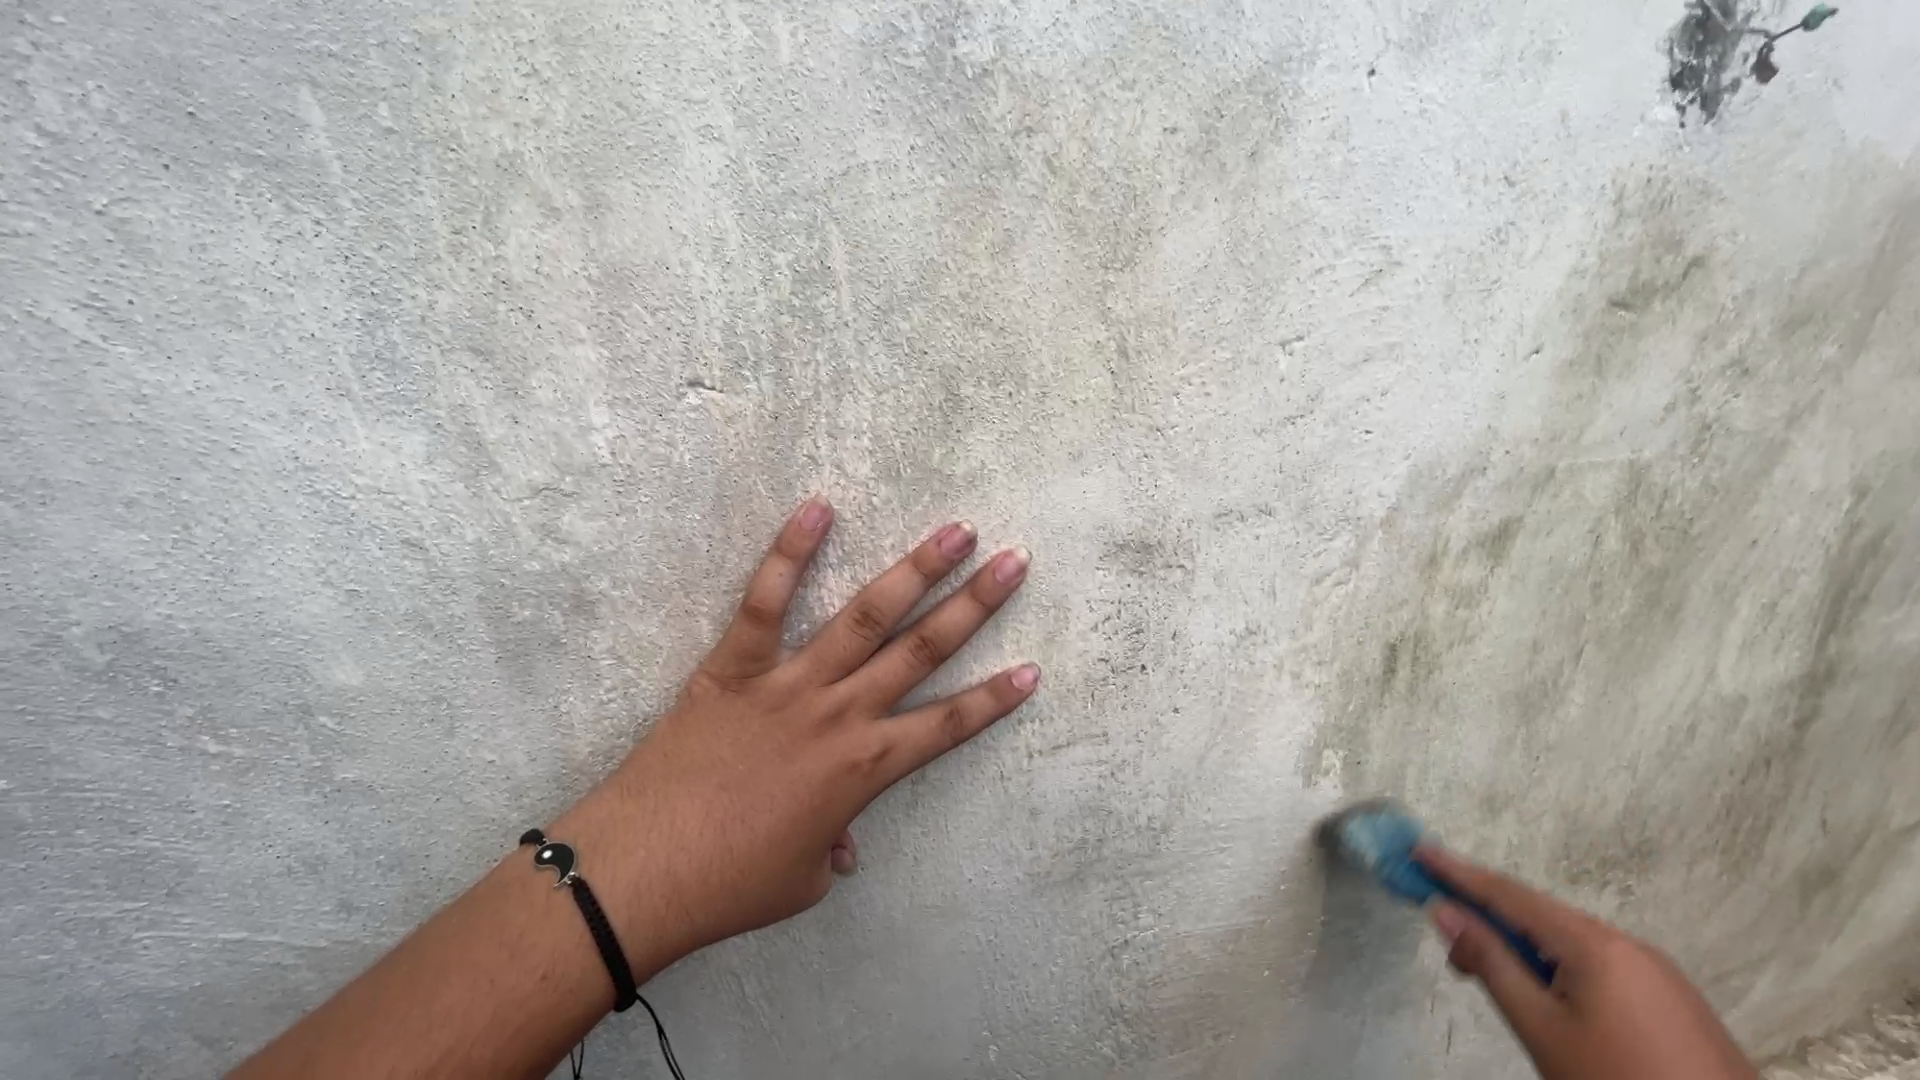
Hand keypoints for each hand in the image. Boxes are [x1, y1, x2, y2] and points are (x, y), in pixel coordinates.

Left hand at [555, 497, 1038, 962]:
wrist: (639, 876)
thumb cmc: (728, 886)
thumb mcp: (802, 880)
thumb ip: (835, 847)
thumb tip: (846, 844)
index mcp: (864, 770)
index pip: (947, 727)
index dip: (994, 700)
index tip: (1032, 669)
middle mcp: (840, 716)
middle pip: (923, 651)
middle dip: (976, 605)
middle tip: (1013, 561)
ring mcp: (789, 685)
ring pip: (866, 617)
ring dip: (915, 571)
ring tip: (955, 532)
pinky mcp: (734, 667)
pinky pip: (765, 602)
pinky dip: (790, 554)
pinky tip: (818, 509)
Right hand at [1417, 846, 1756, 1079]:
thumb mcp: (1540, 1028)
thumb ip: (1490, 962)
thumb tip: (1445, 910)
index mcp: (1593, 943)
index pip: (1508, 894)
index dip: (1458, 871)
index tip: (1417, 849)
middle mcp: (1626, 943)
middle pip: (1539, 914)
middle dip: (1487, 920)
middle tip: (1450, 955)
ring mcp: (1655, 970)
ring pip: (1568, 940)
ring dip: (1521, 947)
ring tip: (1493, 980)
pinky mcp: (1671, 998)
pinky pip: (1597, 962)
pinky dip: (1556, 965)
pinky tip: (1546, 994)